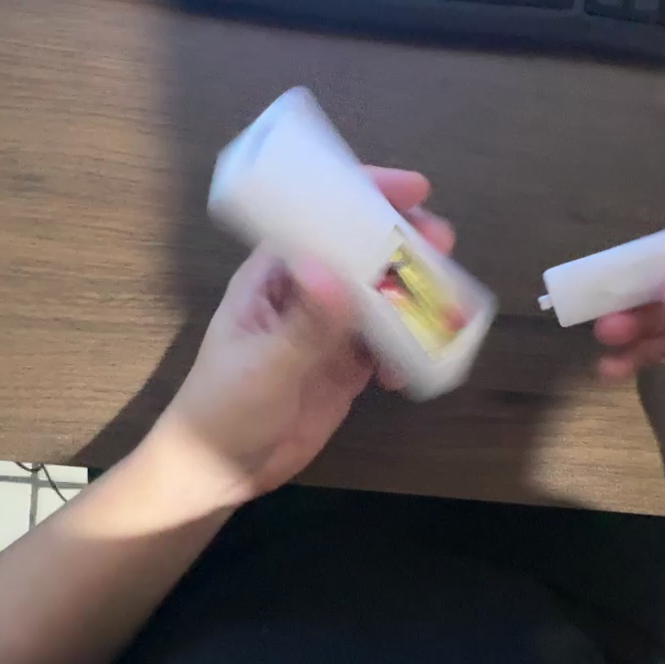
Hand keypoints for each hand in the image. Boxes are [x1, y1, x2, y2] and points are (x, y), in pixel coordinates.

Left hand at [145, 168, 454, 509]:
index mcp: (271, 279)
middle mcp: (303, 295)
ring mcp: (326, 332)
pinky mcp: (344, 367)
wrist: (219, 473)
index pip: (318, 221)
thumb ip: (303, 326)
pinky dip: (403, 349)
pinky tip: (410, 370)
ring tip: (445, 304)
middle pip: (358, 253)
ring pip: (377, 298)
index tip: (412, 190)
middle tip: (442, 243)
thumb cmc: (222, 411)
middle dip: (400, 244)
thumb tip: (335, 274)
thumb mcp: (262, 367)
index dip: (362, 197)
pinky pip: (383, 346)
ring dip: (411, 296)